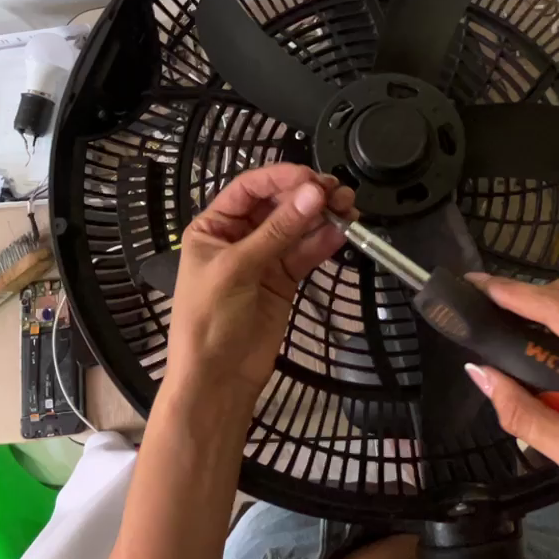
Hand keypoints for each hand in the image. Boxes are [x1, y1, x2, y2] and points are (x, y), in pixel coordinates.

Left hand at [164, 164, 355, 405]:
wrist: (217, 380)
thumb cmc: (209, 319)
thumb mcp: (237, 269)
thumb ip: (278, 232)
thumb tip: (313, 194)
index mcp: (214, 226)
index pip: (248, 189)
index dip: (279, 178)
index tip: (311, 178)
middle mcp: (239, 237)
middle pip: (276, 204)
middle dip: (306, 195)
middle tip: (337, 192)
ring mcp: (264, 258)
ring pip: (296, 227)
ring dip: (321, 216)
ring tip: (348, 208)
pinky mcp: (284, 280)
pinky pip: (306, 253)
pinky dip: (324, 243)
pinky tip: (342, 233)